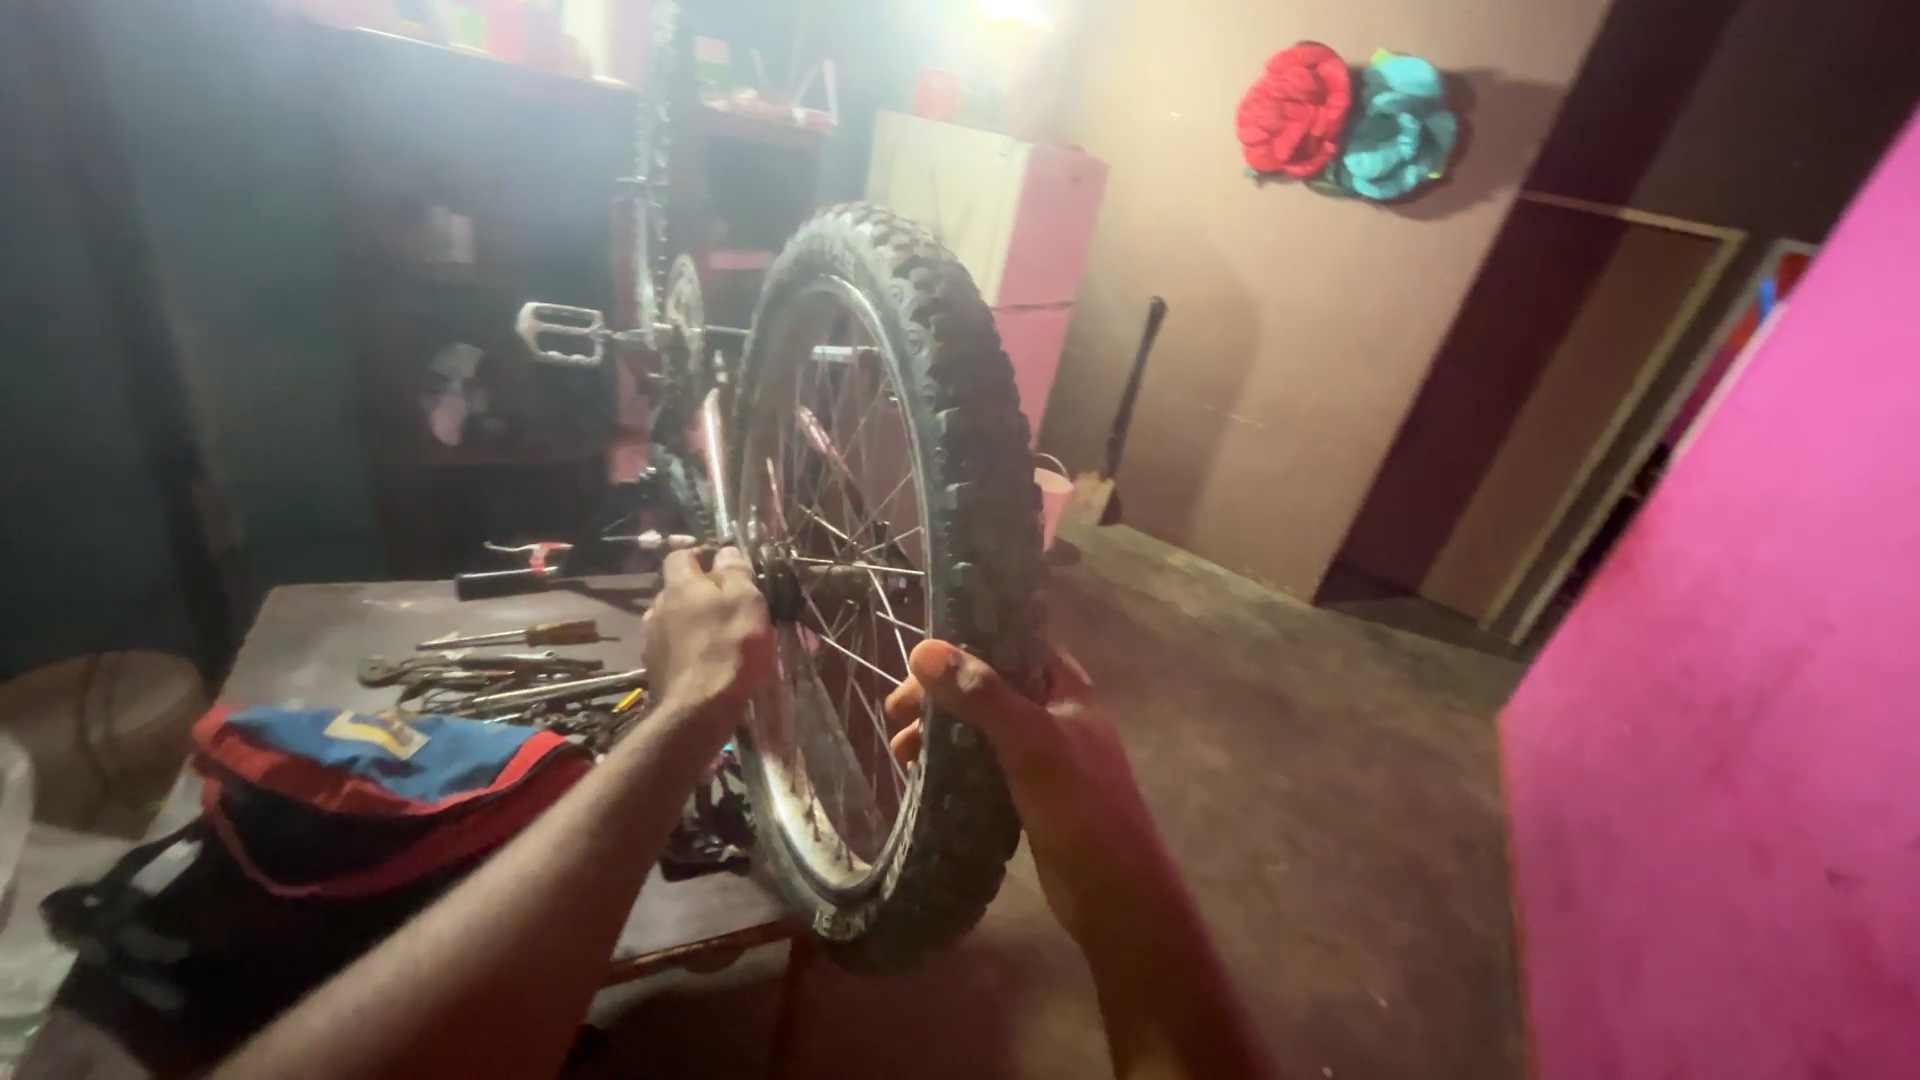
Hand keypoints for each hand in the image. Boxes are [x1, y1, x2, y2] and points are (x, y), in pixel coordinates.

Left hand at [642, 547, 774, 722]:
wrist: (698, 710)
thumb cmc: (730, 648)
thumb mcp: (747, 601)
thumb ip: (735, 572)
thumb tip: (725, 550)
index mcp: (680, 586)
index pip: (681, 555)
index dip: (701, 555)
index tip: (724, 565)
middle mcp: (658, 606)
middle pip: (677, 588)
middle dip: (699, 590)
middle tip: (728, 602)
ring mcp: (651, 639)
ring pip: (672, 617)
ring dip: (691, 619)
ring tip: (716, 633)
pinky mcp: (653, 667)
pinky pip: (670, 645)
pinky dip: (686, 645)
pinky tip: (703, 658)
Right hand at [884, 640, 1182, 943]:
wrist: (1114, 896)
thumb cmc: (1081, 808)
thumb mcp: (1031, 743)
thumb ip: (983, 695)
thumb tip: (923, 651)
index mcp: (1065, 687)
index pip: (1011, 642)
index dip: (965, 643)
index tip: (919, 659)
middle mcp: (1052, 711)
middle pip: (986, 683)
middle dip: (939, 693)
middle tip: (895, 712)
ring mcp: (1039, 751)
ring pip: (979, 724)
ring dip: (938, 730)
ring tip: (900, 751)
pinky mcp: (1024, 788)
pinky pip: (979, 761)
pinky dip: (948, 762)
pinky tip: (918, 774)